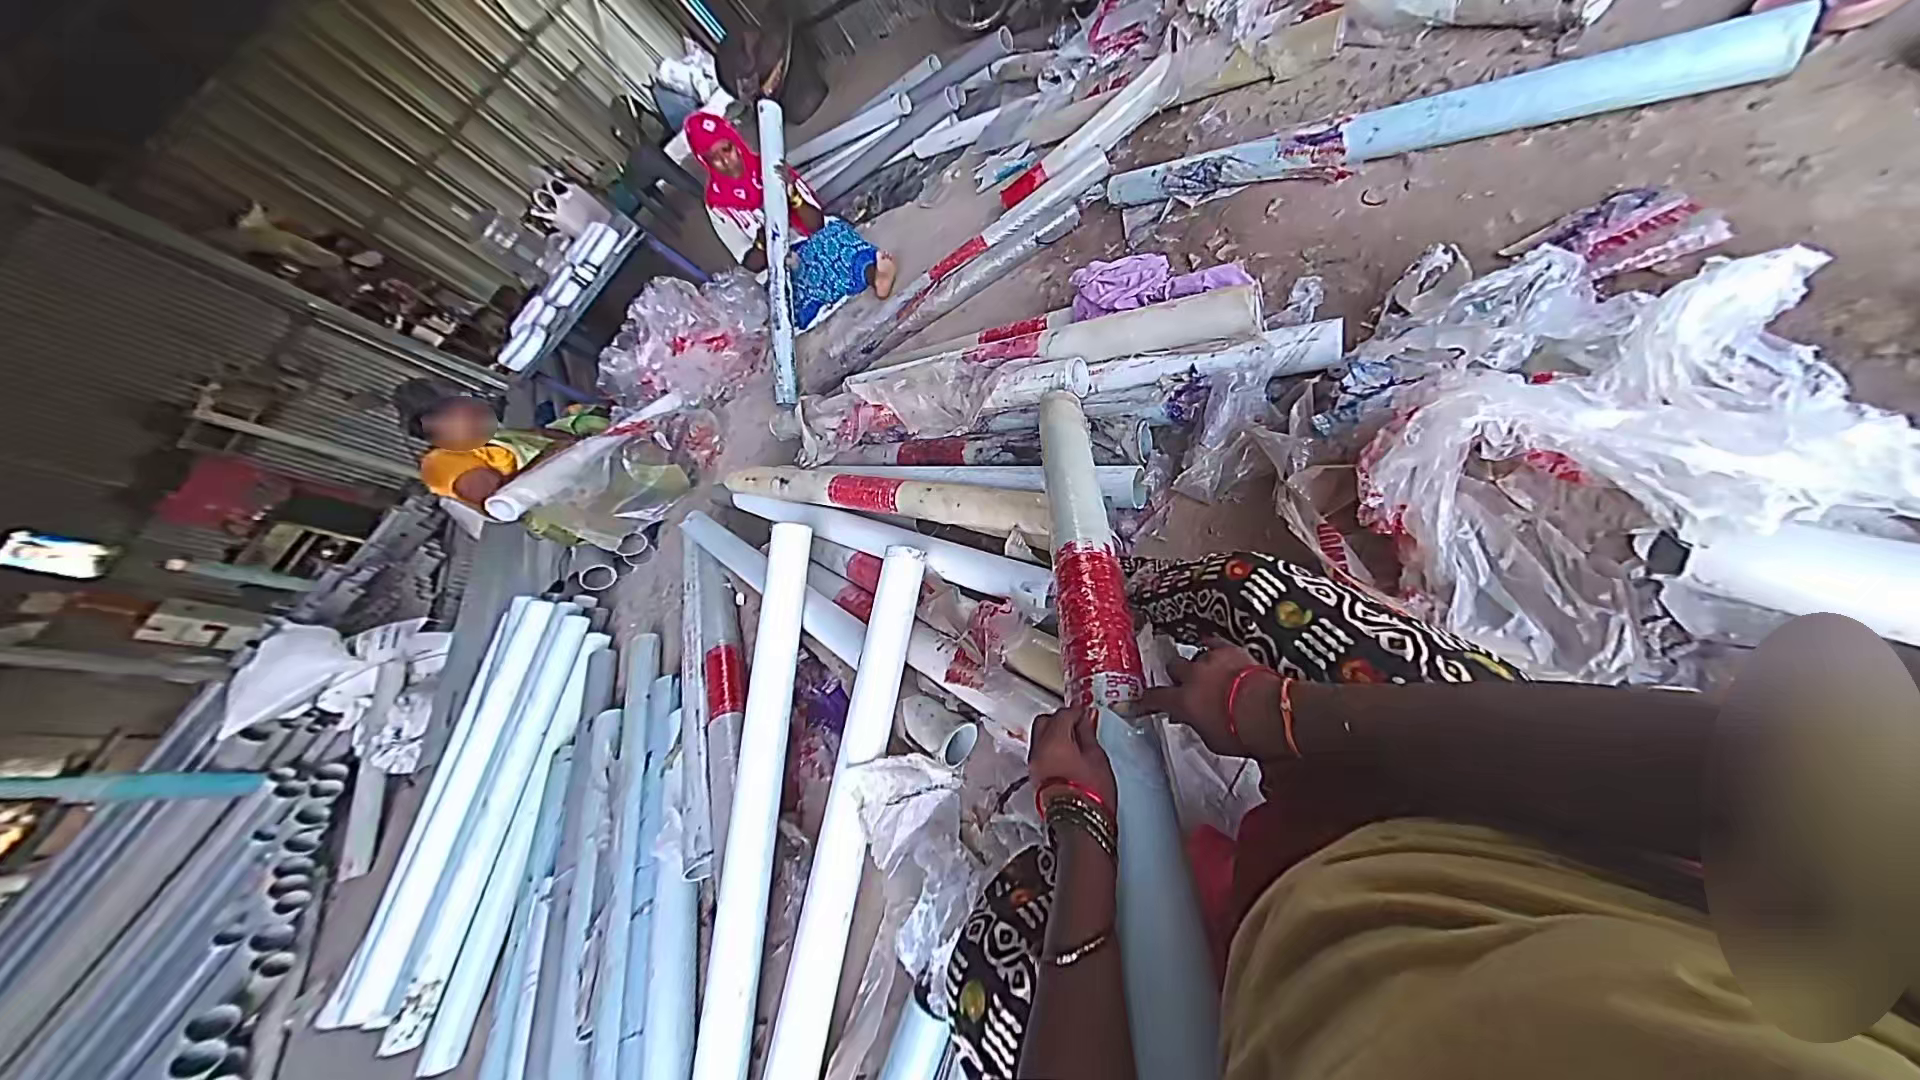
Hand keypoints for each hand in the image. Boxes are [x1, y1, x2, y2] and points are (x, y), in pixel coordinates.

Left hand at [1027, 703, 1117, 811]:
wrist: (1080, 827)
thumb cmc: (1092, 794)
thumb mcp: (1097, 758)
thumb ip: (1088, 734)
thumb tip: (1086, 719)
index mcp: (1054, 740)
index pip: (1062, 714)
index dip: (1077, 712)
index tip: (1087, 713)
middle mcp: (1038, 750)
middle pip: (1044, 721)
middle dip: (1060, 718)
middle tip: (1080, 724)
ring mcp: (1034, 764)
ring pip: (1039, 736)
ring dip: (1054, 733)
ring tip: (1076, 740)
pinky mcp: (1035, 777)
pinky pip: (1040, 752)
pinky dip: (1051, 747)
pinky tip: (1068, 753)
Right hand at [1140, 640, 1267, 756]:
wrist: (1272, 713)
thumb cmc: (1245, 733)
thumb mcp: (1213, 741)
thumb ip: (1197, 726)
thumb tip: (1194, 722)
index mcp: (1183, 701)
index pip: (1154, 698)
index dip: (1145, 700)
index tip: (1138, 701)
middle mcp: (1192, 677)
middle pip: (1173, 667)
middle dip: (1177, 675)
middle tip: (1184, 684)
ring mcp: (1209, 661)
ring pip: (1194, 656)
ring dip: (1199, 665)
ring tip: (1208, 673)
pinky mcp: (1230, 651)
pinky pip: (1215, 643)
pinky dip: (1214, 648)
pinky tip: (1216, 651)